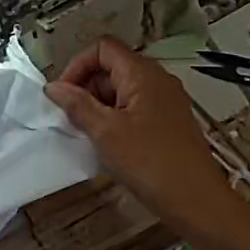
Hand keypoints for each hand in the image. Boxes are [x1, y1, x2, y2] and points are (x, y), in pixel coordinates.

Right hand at [45, 38, 249, 245]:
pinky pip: (133, 107)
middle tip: (71, 118)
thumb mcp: (105, 132)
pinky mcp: (167, 121)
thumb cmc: (149, 162)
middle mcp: (157, 80)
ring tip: (87, 133)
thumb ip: (77, 104)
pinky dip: (114, 118)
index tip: (63, 95)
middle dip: (85, 87)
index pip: (103, 48)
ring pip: (121, 89)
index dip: (77, 65)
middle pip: (111, 67)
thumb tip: (52, 87)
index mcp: (143, 74)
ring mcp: (165, 101)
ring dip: (97, 105)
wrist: (197, 201)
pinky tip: (107, 143)